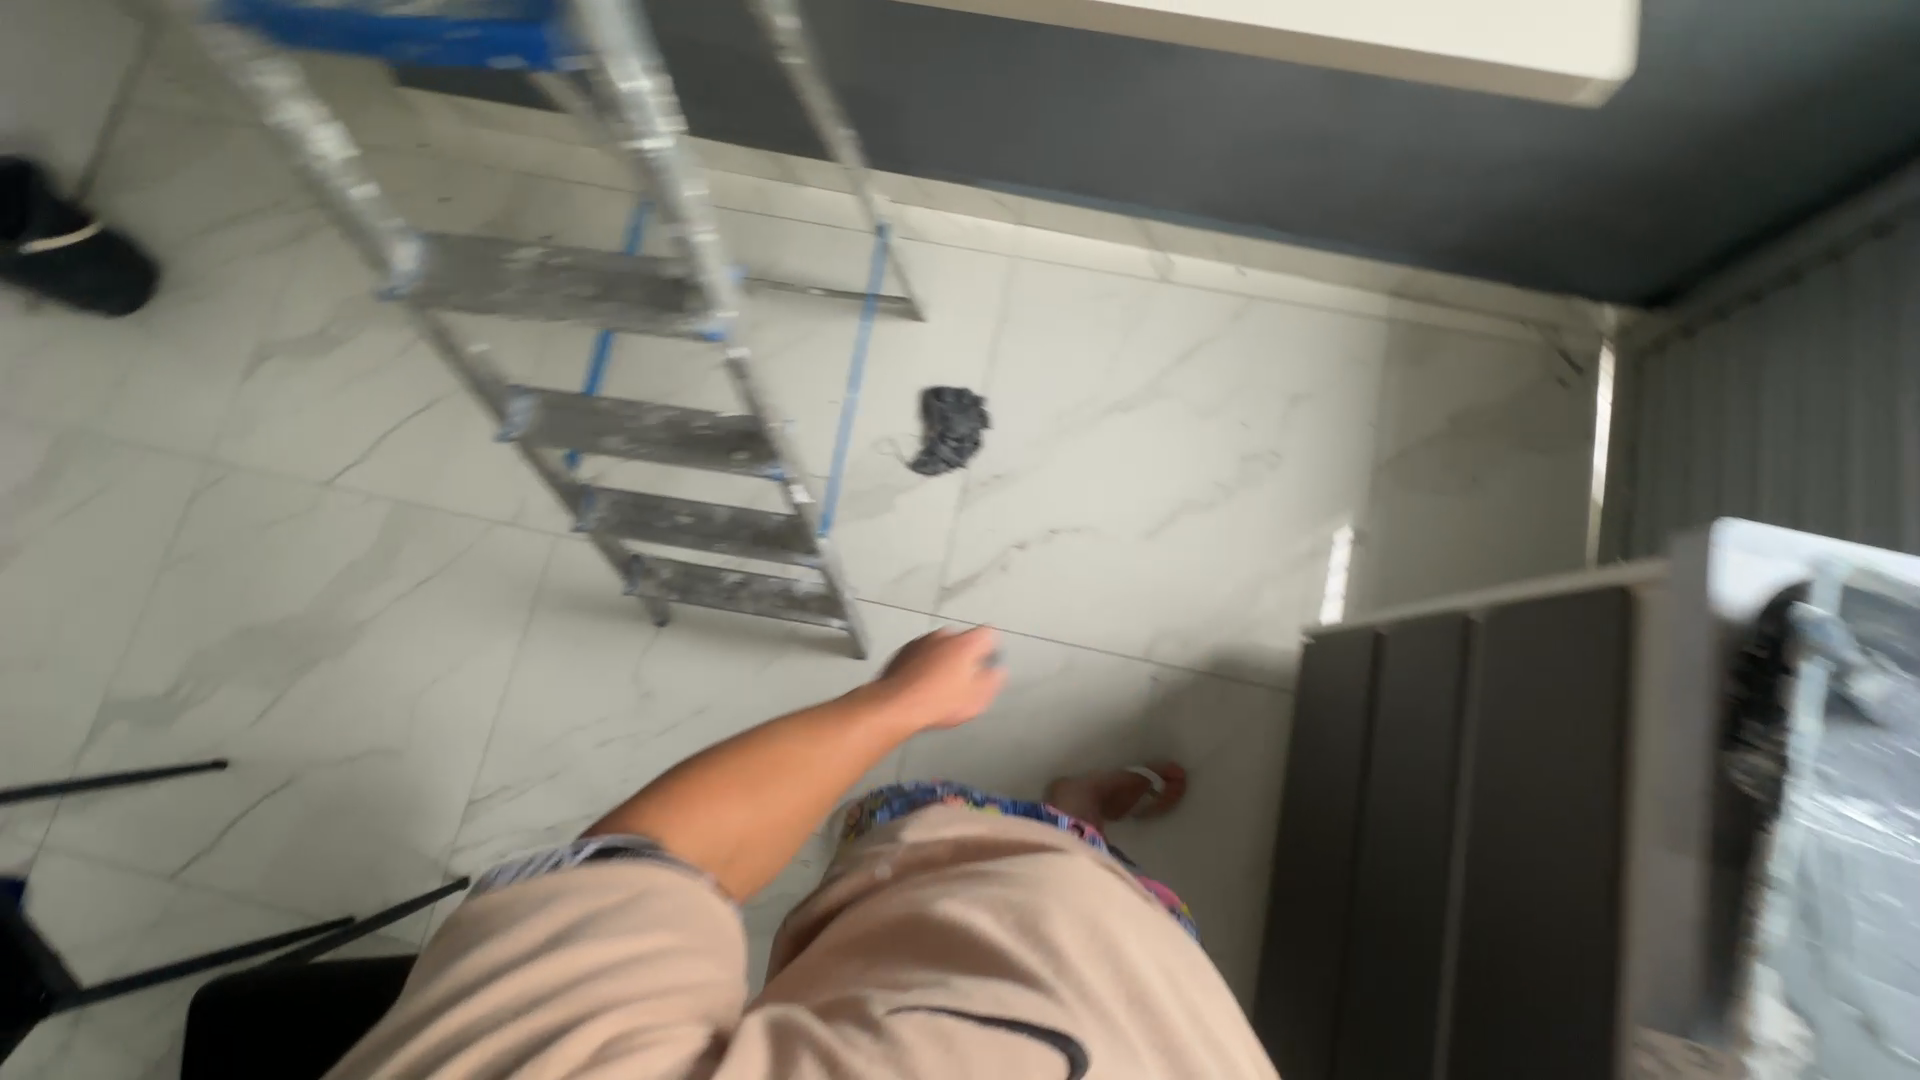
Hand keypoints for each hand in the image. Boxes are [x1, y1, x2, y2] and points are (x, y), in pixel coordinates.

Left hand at [869, 626, 1006, 730]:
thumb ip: (993, 680)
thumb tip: (998, 671)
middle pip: (963, 640)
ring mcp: (922, 641)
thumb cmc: (940, 702)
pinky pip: (923, 653)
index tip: (988, 661)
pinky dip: (925, 662)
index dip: (991, 647)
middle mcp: (944, 635)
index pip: (989, 633)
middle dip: (966, 655)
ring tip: (940, 684)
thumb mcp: (976, 698)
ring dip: (944, 659)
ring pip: (941, 646)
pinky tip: (923, 683)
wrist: (897, 705)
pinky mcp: (904, 650)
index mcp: (966, 643)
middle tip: (963, 679)